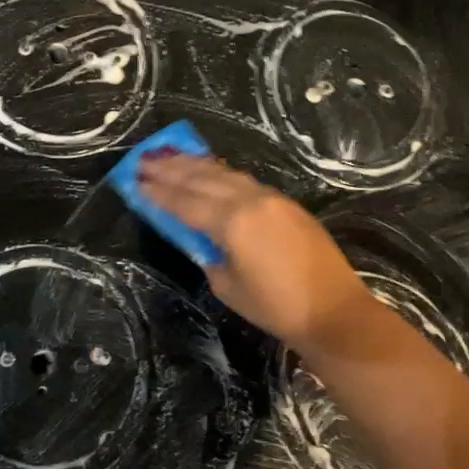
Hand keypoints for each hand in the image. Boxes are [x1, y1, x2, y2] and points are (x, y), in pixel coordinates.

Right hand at [138, 154, 369, 344]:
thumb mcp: (227, 286)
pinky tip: (208, 169)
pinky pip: (244, 180)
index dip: (156, 192)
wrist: (334, 311)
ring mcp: (271, 198)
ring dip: (195, 165)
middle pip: (202, 179)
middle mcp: (250, 201)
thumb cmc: (275, 307)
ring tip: (169, 156)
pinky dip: (220, 172)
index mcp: (231, 223)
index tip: (134, 181)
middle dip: (170, 170)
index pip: (184, 202)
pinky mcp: (286, 203)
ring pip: (224, 173)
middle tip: (144, 161)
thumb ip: (207, 254)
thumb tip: (199, 238)